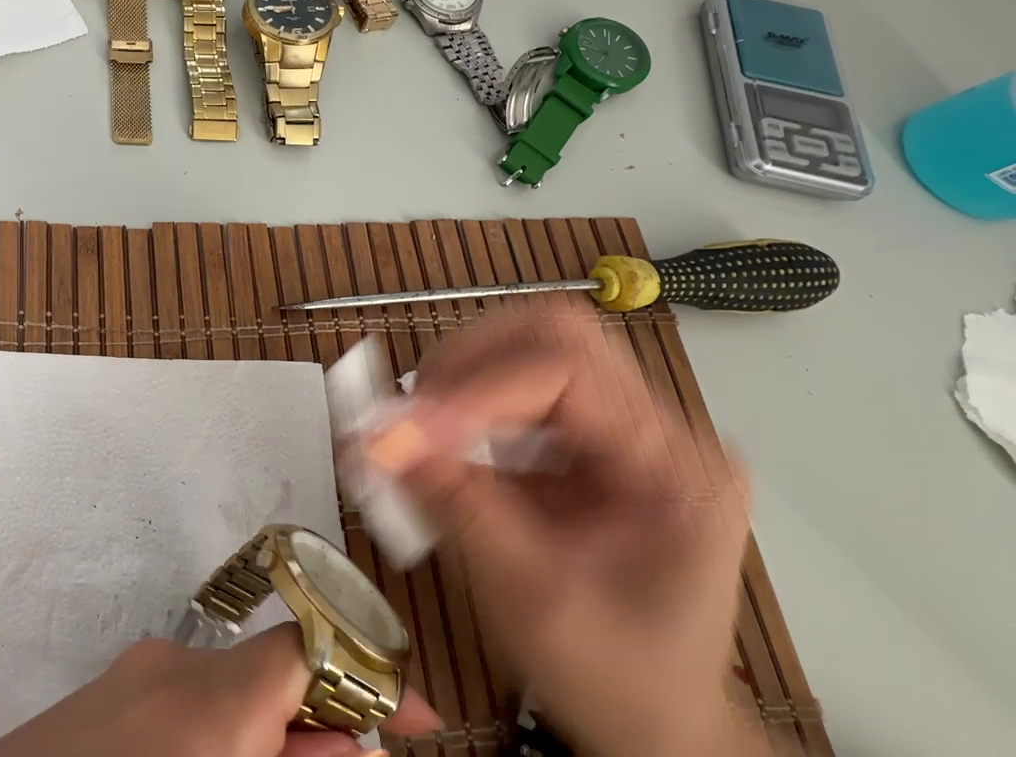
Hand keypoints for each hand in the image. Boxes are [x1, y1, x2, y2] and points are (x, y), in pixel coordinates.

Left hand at [0, 622, 441, 756]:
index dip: (370, 671)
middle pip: (276, 665)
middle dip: (321, 714)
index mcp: (210, 701)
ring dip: (271, 726)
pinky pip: (190, 692)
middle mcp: (173, 667)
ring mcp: (136, 672)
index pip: (311, 641)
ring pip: (234, 683)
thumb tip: (345, 745)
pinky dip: (224, 724)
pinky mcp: (112, 686)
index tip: (410, 711)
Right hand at [365, 299, 770, 756]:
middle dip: (466, 360)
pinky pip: (512, 393)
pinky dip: (459, 410)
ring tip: (412, 431)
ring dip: (458, 381)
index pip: (567, 373)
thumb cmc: (616, 677)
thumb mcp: (530, 595)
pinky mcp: (583, 443)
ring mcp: (622, 431)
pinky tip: (433, 449)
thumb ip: (454, 504)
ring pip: (528, 350)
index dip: (473, 391)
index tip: (401, 430)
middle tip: (407, 410)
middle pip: (554, 335)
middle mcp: (657, 429)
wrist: (657, 723)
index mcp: (677, 466)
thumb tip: (374, 438)